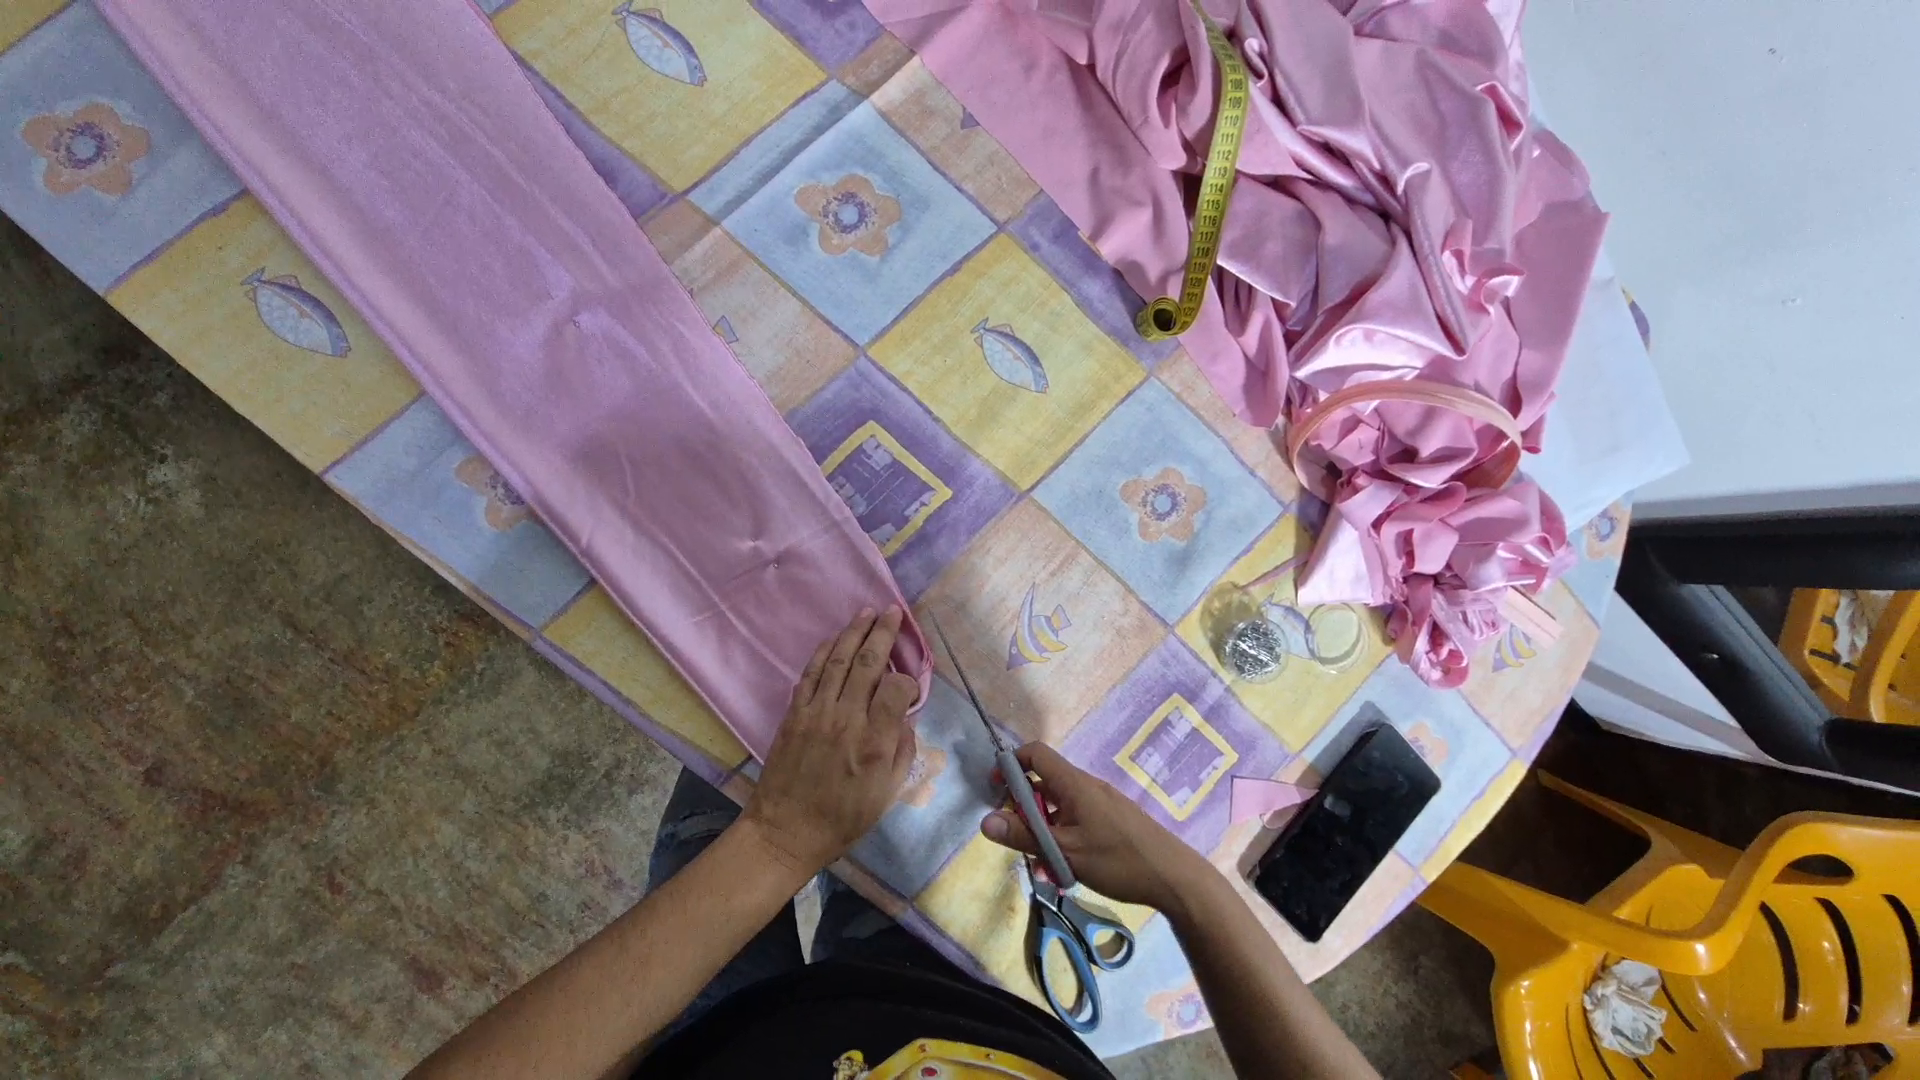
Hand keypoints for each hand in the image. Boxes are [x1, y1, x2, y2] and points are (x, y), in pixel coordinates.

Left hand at [741, 607, 919, 876]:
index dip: (909, 680)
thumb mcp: (887, 793)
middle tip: (893, 611)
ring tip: (867, 612)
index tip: (912, 685)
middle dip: (883, 633)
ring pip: (838, 661)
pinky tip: (834, 640)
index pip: (897, 690)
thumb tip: (903, 717)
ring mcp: (817, 713)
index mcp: (875, 743)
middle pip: (868, 663)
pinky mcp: (794, 714)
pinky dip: (824, 653)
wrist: (785, 832)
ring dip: (853, 633)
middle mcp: (846, 720)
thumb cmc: (843, 818)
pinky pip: (811, 674)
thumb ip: (902, 750)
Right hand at [979, 743, 1206, 911]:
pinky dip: (1064, 838)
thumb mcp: (1065, 852)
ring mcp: (1102, 804)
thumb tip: (985, 822)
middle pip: (1045, 783)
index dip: (1012, 764)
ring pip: (1060, 807)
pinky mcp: (1113, 821)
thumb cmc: (1117, 860)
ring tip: (1043, 864)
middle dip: (1024, 809)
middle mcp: (1087, 787)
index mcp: (1074, 784)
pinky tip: (1067, 870)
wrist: (1175, 878)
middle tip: (1017, 839)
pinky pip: (1077, 820)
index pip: (1036, 753)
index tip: (996, 789)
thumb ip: (1024, 836)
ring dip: (1044, 830)